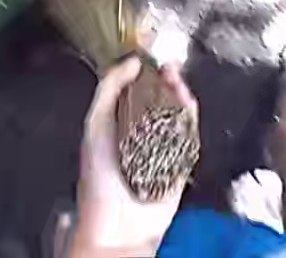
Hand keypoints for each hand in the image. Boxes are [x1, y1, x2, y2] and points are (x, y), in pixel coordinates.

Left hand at [69, 57, 196, 257]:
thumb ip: (109, 88)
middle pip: (163, 97)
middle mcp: (146, 131)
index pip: (140, 88)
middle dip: (167, 79)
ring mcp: (165, 146)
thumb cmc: (98, 176)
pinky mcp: (182, 162)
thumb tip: (133, 59)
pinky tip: (187, 102)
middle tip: (169, 68)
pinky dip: (191, 116)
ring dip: (180, 93)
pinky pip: (190, 134)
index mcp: (123, 121)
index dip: (148, 70)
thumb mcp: (94, 124)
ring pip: (179, 112)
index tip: (151, 56)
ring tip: (176, 81)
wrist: (116, 228)